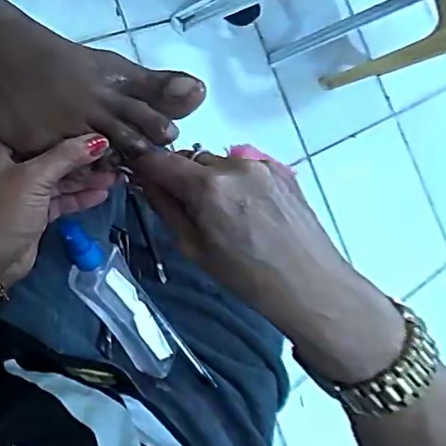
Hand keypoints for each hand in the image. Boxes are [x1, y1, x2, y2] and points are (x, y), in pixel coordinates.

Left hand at [0, 136, 115, 286]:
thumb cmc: (8, 211)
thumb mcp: (35, 178)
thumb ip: (67, 157)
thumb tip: (99, 140)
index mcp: (5, 152)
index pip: (38, 132)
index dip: (64, 128)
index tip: (94, 124)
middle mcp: (15, 168)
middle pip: (53, 157)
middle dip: (82, 157)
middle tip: (113, 153)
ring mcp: (27, 191)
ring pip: (61, 179)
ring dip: (86, 178)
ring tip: (116, 174)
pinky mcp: (38, 211)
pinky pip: (63, 198)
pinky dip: (81, 196)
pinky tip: (103, 192)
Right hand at [129, 149, 399, 374]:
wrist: (312, 287)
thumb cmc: (246, 277)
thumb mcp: (192, 247)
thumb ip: (165, 207)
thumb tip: (144, 181)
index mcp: (206, 186)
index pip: (157, 160)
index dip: (140, 165)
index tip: (132, 173)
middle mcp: (232, 165)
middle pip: (186, 159)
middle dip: (176, 176)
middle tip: (181, 206)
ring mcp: (260, 164)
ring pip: (214, 162)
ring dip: (205, 178)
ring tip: (219, 212)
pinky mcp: (280, 170)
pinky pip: (240, 167)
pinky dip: (232, 180)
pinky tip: (243, 209)